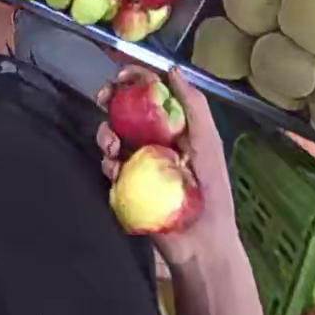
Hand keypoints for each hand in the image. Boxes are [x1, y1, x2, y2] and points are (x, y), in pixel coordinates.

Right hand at [96, 66, 241, 269]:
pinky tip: (116, 171)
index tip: (121, 75)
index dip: (134, 77)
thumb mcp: (208, 143)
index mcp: (171, 123)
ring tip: (111, 146)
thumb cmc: (212, 191)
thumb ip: (194, 105)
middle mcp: (151, 135)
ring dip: (105, 132)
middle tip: (103, 98)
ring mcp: (136, 158)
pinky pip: (108, 163)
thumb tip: (172, 70)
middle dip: (110, 97)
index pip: (150, 90)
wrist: (202, 245)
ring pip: (110, 131)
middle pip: (123, 105)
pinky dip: (108, 163)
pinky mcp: (125, 181)